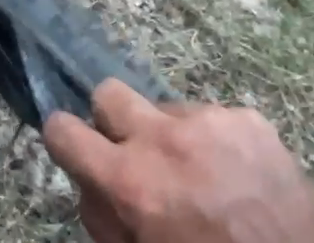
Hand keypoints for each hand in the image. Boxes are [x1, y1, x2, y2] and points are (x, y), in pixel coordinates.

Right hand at [43, 80, 313, 242]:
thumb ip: (106, 219)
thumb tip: (92, 184)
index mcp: (132, 181)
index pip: (63, 130)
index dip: (63, 140)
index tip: (75, 151)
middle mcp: (164, 139)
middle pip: (109, 94)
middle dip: (113, 122)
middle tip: (137, 157)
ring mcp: (211, 121)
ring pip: (165, 107)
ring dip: (171, 136)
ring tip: (204, 177)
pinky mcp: (250, 119)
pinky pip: (213, 117)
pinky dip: (216, 142)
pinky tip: (239, 177)